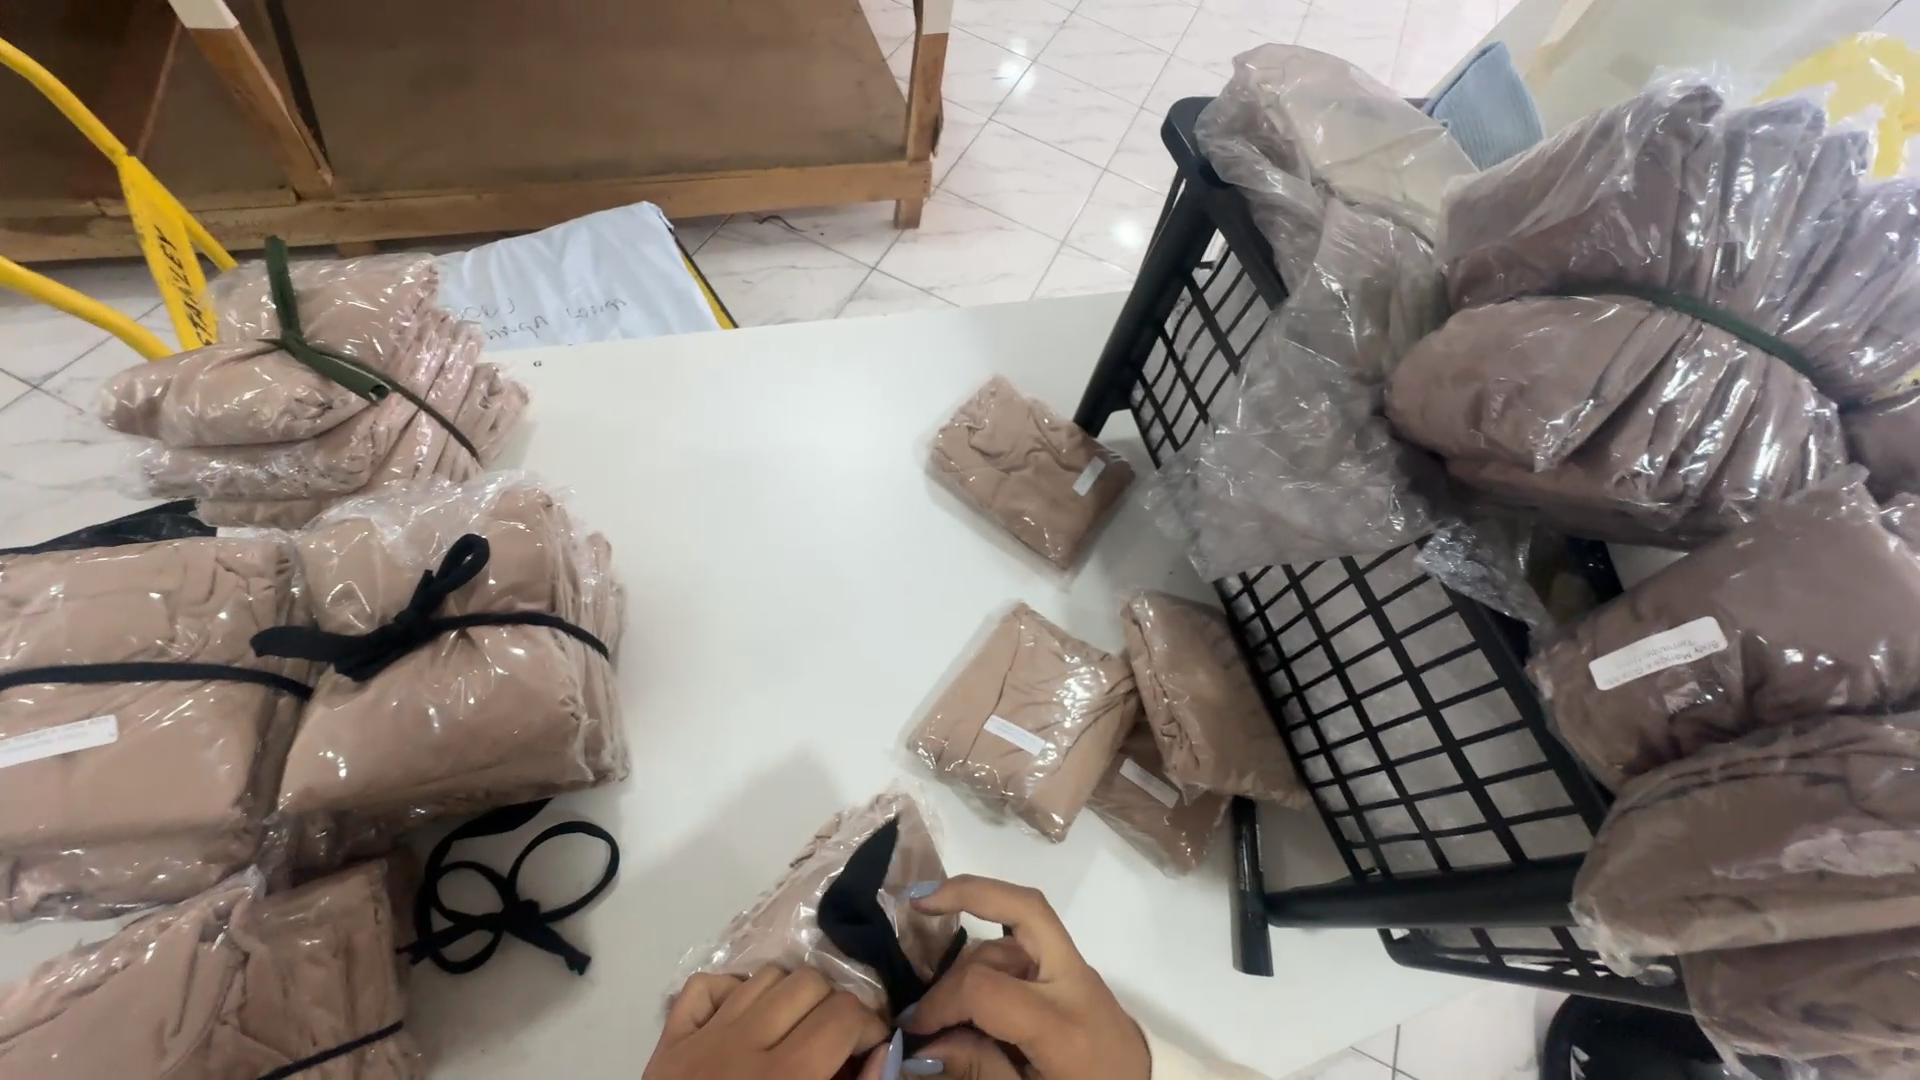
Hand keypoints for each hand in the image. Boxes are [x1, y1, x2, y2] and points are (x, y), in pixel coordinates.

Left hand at [645, 967, 889, 1079]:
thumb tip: (883, 1051)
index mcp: (786, 1078)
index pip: (846, 1015)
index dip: (869, 1026)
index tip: (870, 1047)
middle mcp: (743, 1046)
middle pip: (811, 983)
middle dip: (834, 1006)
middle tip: (835, 1041)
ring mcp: (702, 1040)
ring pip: (765, 976)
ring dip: (789, 996)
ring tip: (793, 1029)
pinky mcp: (669, 1044)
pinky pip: (706, 986)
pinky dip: (730, 992)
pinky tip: (744, 1021)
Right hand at [901, 876, 1149, 1079]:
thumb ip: (978, 1069)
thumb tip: (923, 1047)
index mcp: (1064, 1026)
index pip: (986, 987)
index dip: (940, 1003)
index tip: (912, 1031)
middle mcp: (1076, 981)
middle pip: (1025, 907)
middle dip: (966, 893)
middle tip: (916, 906)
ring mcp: (1081, 971)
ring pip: (1022, 926)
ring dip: (977, 946)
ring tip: (941, 989)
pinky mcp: (1077, 973)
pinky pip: (1033, 939)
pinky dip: (996, 942)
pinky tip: (968, 965)